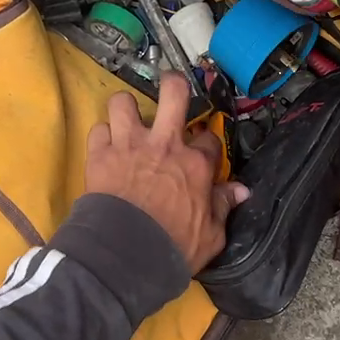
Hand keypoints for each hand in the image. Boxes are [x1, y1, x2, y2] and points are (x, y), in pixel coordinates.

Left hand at [86, 73, 249, 272]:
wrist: (124, 254)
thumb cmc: (172, 247)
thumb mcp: (211, 235)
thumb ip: (224, 207)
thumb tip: (241, 190)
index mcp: (195, 164)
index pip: (210, 138)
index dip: (207, 144)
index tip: (202, 155)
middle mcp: (164, 144)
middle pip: (173, 92)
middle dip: (174, 85)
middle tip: (171, 94)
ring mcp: (129, 145)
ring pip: (124, 101)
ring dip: (126, 109)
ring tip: (127, 122)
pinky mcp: (99, 154)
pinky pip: (98, 129)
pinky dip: (102, 136)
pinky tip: (106, 147)